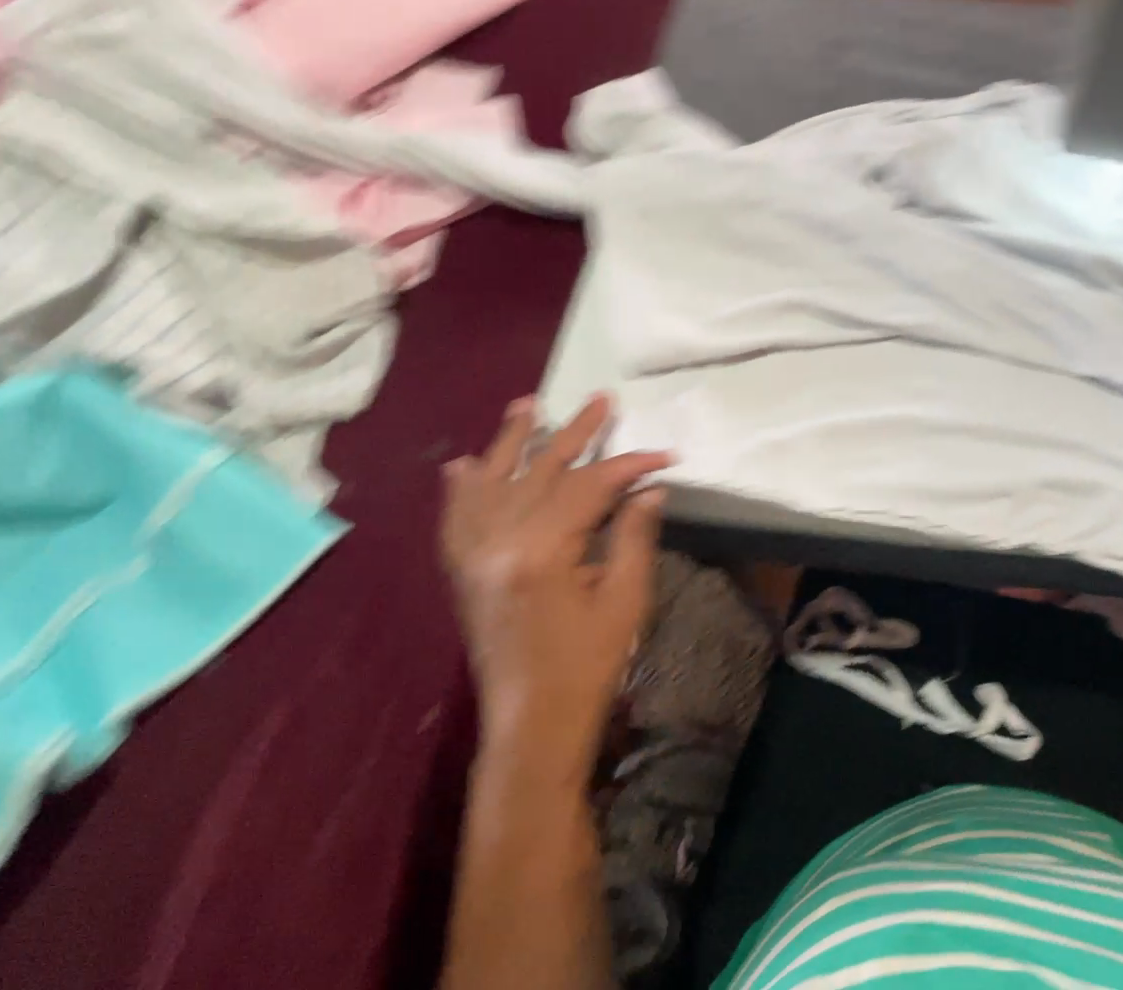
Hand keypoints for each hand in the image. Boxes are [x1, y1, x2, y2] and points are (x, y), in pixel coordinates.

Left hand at [441, 393, 671, 758]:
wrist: (533, 720)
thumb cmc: (589, 665)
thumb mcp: (626, 601)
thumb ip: (634, 538)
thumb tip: (648, 490)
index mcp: (542, 551)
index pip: (588, 486)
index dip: (629, 464)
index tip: (665, 455)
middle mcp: (497, 542)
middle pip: (540, 472)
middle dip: (576, 434)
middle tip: (602, 400)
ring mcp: (472, 556)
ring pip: (493, 483)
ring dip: (512, 441)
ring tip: (528, 404)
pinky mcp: (463, 572)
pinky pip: (457, 518)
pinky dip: (463, 488)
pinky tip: (466, 464)